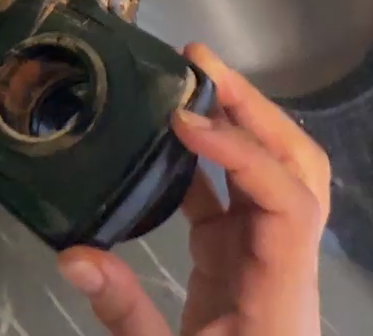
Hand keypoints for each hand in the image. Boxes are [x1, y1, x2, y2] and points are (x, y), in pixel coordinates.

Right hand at [57, 44, 329, 335]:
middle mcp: (285, 269)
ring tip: (185, 77)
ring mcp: (265, 262)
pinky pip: (231, 195)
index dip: (241, 152)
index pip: (288, 205)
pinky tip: (163, 132)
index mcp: (280, 297)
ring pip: (273, 174)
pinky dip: (204, 154)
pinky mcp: (240, 263)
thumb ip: (125, 315)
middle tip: (196, 62)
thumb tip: (71, 252)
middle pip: (301, 171)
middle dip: (255, 109)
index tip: (181, 117)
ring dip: (236, 120)